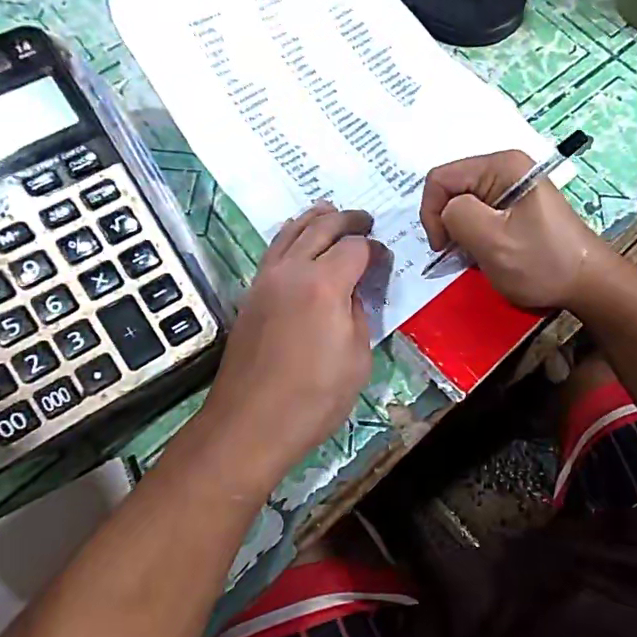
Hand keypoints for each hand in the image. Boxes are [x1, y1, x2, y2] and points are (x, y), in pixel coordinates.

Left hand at [188, 204, 377, 483]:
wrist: (250, 424)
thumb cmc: (313, 398)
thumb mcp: (357, 359)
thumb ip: (359, 316)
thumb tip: (351, 297)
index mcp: (325, 284)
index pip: (356, 247)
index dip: (376, 249)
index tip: (386, 261)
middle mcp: (292, 271)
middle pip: (322, 227)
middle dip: (348, 220)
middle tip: (366, 221)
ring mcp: (266, 280)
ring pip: (291, 231)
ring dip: (315, 219)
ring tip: (331, 212)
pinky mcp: (251, 295)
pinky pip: (275, 250)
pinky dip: (292, 236)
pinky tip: (299, 241)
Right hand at [419, 150, 620, 311]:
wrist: (588, 283)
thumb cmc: (542, 263)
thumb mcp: (492, 241)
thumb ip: (457, 216)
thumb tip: (447, 212)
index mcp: (501, 165)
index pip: (440, 179)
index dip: (432, 213)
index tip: (443, 247)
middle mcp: (506, 168)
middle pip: (452, 190)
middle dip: (449, 223)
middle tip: (462, 255)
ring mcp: (513, 188)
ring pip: (465, 205)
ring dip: (463, 234)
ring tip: (479, 257)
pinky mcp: (518, 207)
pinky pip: (482, 216)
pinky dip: (478, 237)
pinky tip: (491, 255)